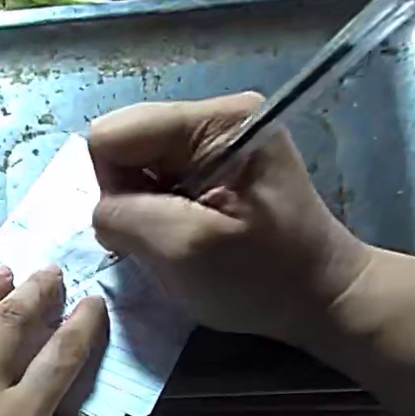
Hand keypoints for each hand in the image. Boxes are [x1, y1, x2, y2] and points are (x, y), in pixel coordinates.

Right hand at [88, 94, 374, 344]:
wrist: (314, 295)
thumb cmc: (256, 276)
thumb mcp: (185, 248)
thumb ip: (127, 215)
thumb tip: (100, 208)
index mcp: (212, 122)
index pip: (111, 135)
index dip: (112, 186)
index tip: (145, 225)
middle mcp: (209, 120)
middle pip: (119, 150)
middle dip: (126, 200)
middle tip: (162, 238)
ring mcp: (207, 146)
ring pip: (129, 173)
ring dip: (138, 215)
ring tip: (175, 241)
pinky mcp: (205, 173)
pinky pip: (147, 188)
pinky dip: (151, 220)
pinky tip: (180, 238)